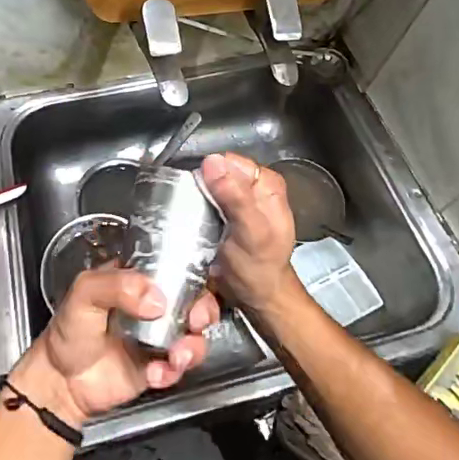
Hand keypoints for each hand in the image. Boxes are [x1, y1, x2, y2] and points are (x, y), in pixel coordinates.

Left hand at [9, 268, 218, 425]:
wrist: (59, 381)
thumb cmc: (69, 328)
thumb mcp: (85, 292)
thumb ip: (118, 286)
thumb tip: (156, 299)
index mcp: (137, 279)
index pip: (173, 268)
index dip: (191, 275)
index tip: (195, 287)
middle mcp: (153, 306)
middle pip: (194, 302)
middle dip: (203, 311)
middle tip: (196, 322)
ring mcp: (157, 338)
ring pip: (193, 337)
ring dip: (193, 346)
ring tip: (177, 356)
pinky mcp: (157, 368)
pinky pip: (178, 369)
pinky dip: (172, 372)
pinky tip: (155, 374)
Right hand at [200, 153, 299, 314]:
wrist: (258, 298)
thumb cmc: (259, 268)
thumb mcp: (251, 233)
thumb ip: (235, 198)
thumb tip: (212, 162)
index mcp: (266, 182)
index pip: (228, 162)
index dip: (210, 175)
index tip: (199, 197)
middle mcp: (253, 185)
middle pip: (215, 172)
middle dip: (200, 187)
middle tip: (195, 212)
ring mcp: (237, 199)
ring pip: (206, 185)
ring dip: (195, 199)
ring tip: (192, 218)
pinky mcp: (223, 213)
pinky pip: (203, 201)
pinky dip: (195, 209)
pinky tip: (193, 222)